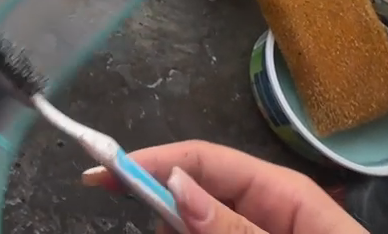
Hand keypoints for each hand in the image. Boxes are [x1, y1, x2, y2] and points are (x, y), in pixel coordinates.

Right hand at [83, 141, 367, 233]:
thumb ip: (236, 231)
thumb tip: (173, 183)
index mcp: (285, 196)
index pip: (204, 160)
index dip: (152, 162)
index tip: (102, 175)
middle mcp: (268, 214)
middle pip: (194, 200)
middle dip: (165, 217)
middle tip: (133, 219)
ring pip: (196, 228)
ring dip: (178, 232)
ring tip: (159, 221)